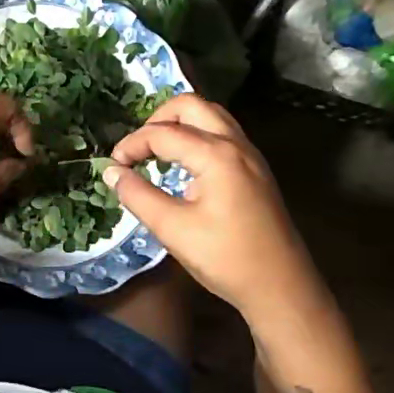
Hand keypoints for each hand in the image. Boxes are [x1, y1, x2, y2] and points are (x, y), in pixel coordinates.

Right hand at [107, 96, 325, 313]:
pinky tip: (186, 167)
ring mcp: (251, 155)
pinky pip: (223, 134)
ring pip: (211, 116)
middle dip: (158, 119)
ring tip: (158, 152)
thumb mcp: (174, 229)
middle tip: (138, 148)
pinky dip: (198, 136)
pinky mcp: (256, 170)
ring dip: (181, 124)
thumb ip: (138, 196)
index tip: (113, 166)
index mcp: (216, 154)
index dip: (132, 145)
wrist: (281, 286)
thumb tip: (111, 172)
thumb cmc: (226, 258)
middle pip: (191, 106)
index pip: (163, 133)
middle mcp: (236, 143)